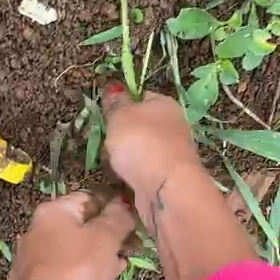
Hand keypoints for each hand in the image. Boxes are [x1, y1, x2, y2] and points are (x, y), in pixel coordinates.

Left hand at [8, 191, 136, 279]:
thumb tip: (123, 204)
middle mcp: (38, 230)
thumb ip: (118, 217)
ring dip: (100, 255)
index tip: (134, 220)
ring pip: (75, 250)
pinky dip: (86, 272)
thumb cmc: (77, 270)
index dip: (114, 206)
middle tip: (132, 246)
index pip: (89, 198)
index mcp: (52, 211)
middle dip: (108, 235)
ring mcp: (35, 258)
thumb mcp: (105, 238)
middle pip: (81, 225)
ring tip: (121, 264)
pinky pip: (68, 270)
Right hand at [102, 89, 204, 224]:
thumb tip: (114, 91)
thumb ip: (115, 105)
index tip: (106, 117)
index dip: (122, 105)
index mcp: (164, 104)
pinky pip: (145, 170)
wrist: (167, 188)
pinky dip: (135, 174)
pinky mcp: (168, 176)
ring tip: (112, 164)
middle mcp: (173, 125)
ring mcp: (172, 153)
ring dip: (127, 157)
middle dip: (122, 135)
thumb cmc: (142, 144)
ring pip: (142, 150)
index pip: (141, 97)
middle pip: (141, 126)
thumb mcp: (120, 117)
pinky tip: (124, 179)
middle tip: (106, 142)